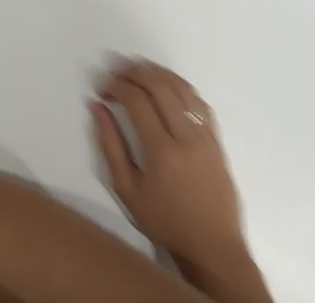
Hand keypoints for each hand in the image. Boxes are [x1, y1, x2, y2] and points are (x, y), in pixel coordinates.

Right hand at [89, 57, 245, 269]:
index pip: (136, 100)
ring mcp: (206, 136)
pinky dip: (181, 85)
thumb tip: (98, 107)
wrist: (213, 246)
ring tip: (137, 69)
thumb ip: (110, 144)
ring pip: (182, 88)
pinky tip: (167, 85)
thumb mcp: (127, 188)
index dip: (115, 86)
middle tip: (115, 70)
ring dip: (157, 72)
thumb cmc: (164, 220)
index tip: (102, 89)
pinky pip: (199, 102)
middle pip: (160, 86)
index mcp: (161, 149)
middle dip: (134, 71)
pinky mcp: (217, 140)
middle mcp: (186, 136)